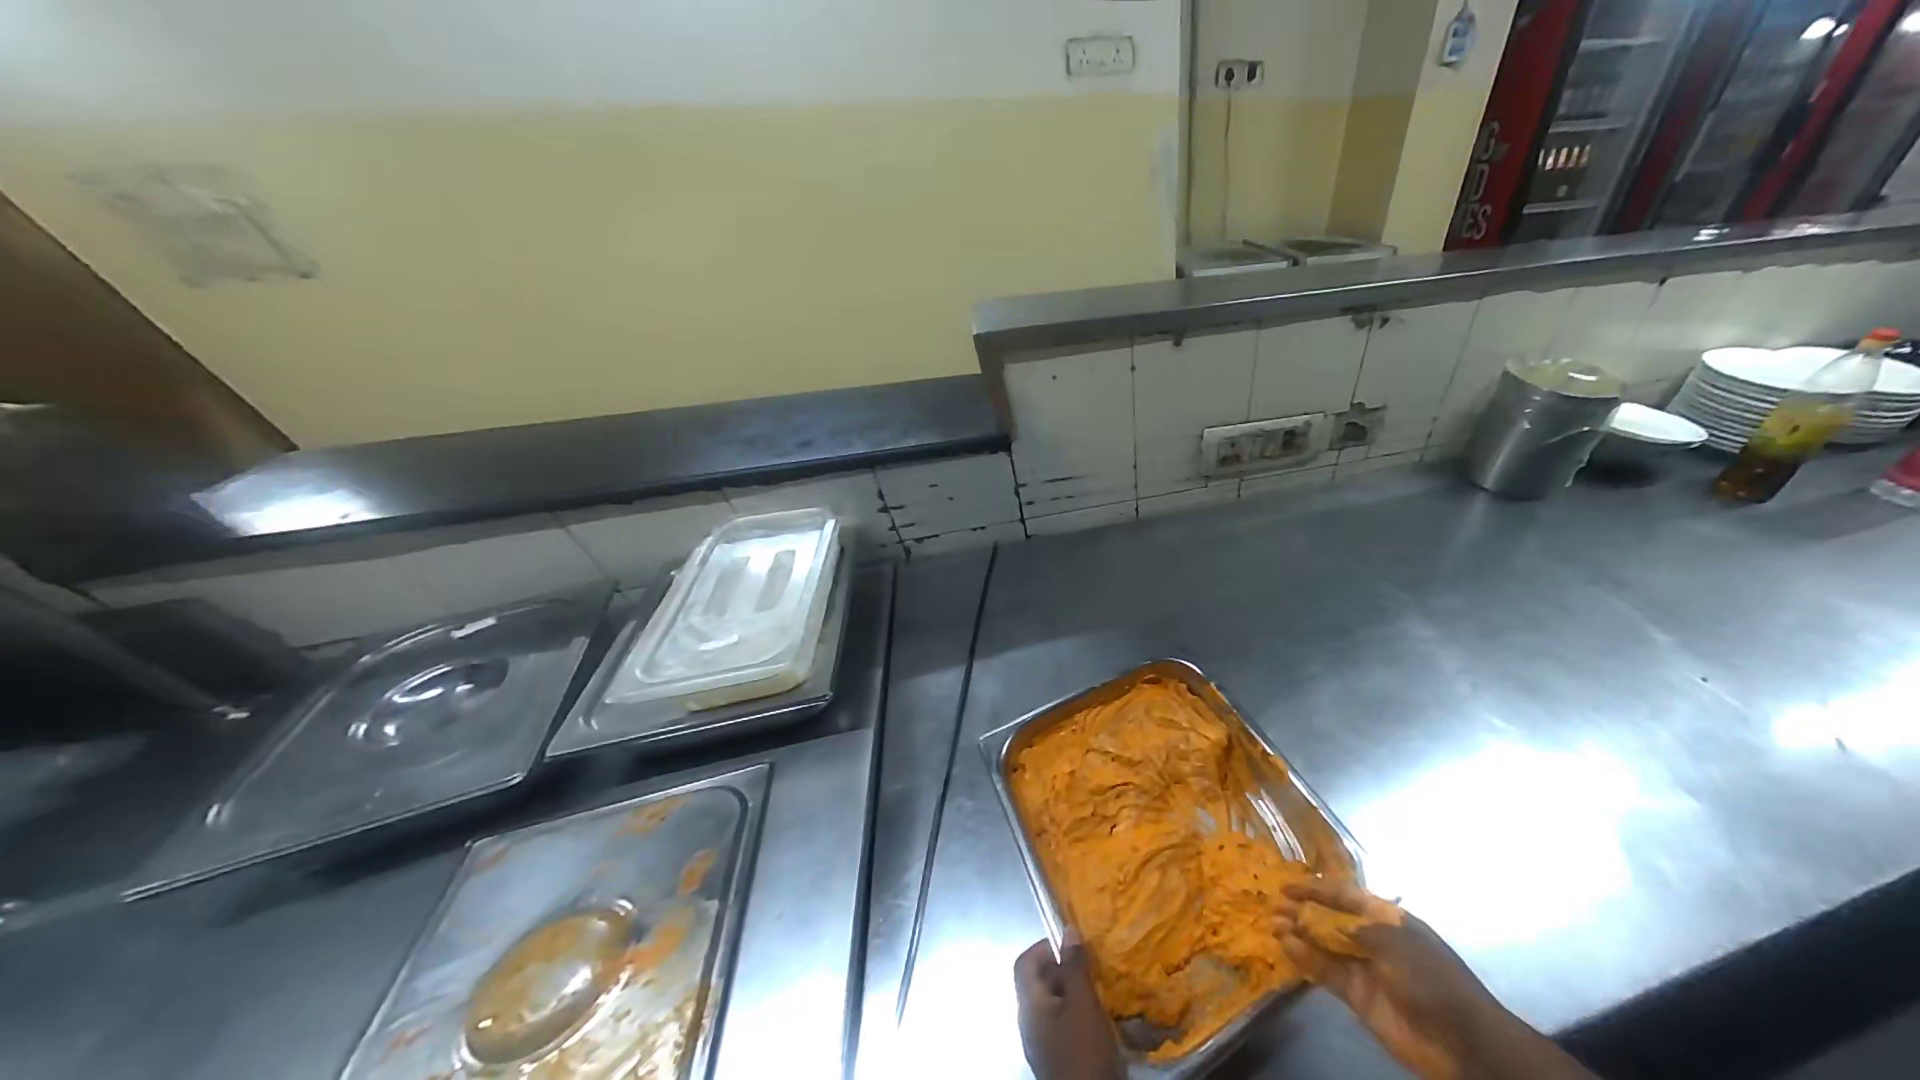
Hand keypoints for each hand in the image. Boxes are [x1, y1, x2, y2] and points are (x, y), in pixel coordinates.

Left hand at [1014, 939, 1124, 1079]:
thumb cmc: (1081, 1050)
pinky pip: (1059, 1024)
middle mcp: (1027, 1020)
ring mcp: (1039, 1041)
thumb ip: (1074, 967)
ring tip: (1097, 992)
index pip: (1024, 962)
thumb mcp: (1082, 1003)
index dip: (1044, 947)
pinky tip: (1096, 1021)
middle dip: (1062, 969)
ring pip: (1052, 1004)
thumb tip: (1068, 930)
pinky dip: (1075, 1014)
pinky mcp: (1053, 1058)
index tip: (1070, 945)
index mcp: (1028, 1003)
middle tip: (1090, 968)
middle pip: (1038, 982)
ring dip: (1071, 993)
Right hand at [1276, 881, 1596, 1079]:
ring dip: (1299, 933)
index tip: (1288, 886)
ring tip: (1272, 924)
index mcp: (1389, 920)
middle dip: (1303, 911)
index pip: (1347, 896)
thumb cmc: (1431, 978)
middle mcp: (1375, 940)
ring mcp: (1365, 968)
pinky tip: (1285, 945)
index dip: (1318, 889)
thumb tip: (1316, 918)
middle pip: (1332, 919)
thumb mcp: (1393, 941)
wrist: (1461, 1041)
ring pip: (1324, 945)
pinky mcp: (1357, 996)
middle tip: (1275, 906)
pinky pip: (1325, 971)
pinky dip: (1304, 958)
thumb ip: (1350, 927)